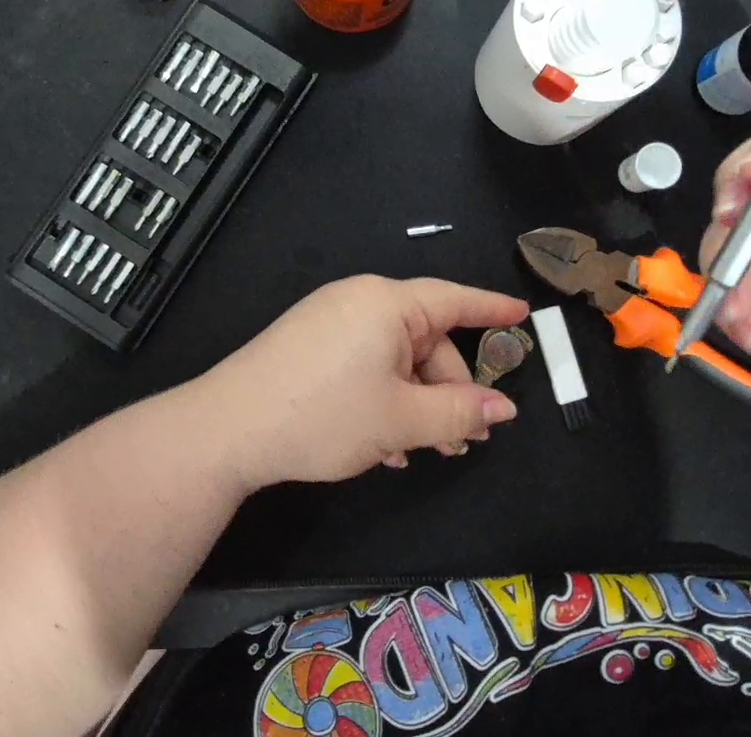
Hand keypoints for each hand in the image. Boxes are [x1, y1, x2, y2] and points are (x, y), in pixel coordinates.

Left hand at [199, 276, 528, 486]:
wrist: (228, 428)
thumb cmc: (324, 415)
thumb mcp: (402, 419)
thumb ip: (460, 412)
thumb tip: (505, 407)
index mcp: (386, 303)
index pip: (454, 299)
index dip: (491, 310)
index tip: (521, 314)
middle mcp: (359, 302)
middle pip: (424, 340)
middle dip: (447, 390)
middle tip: (462, 440)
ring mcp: (329, 322)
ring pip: (394, 359)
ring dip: (415, 404)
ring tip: (419, 451)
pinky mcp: (309, 346)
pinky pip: (364, 365)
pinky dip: (382, 399)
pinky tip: (384, 446)